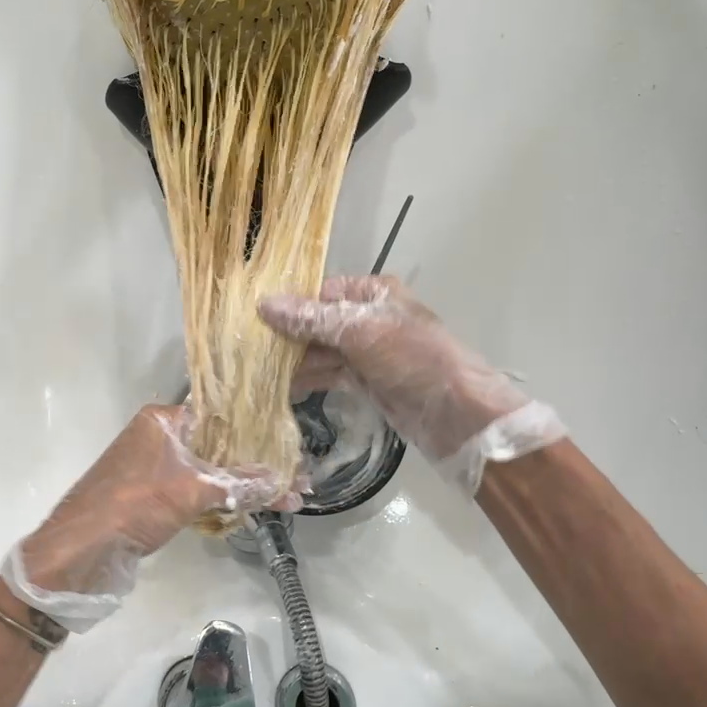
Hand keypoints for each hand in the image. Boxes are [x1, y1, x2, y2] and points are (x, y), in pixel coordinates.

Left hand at [0, 404, 292, 632]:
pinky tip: (257, 509)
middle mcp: (159, 437)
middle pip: (219, 443)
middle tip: (299, 479)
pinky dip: (224, 500)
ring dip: (246, 485)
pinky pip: (198, 492)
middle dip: (259, 463)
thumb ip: (239, 483)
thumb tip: (286, 482)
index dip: (258, 429)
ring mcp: (157, 469)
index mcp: (162, 420)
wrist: (78, 552)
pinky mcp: (155, 498)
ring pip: (211, 470)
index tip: (292, 444)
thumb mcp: (190, 491)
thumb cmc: (132, 506)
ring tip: (290, 499)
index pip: (220, 413)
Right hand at [258, 275, 566, 492]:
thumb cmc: (414, 360)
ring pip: (319, 350)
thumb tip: (264, 304)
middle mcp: (368, 317)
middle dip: (286, 335)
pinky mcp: (367, 380)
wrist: (459, 415)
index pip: (319, 291)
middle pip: (316, 321)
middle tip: (247, 348)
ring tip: (256, 371)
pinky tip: (281, 387)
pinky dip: (308, 379)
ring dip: (293, 361)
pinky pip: (328, 373)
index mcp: (372, 293)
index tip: (251, 318)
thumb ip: (312, 319)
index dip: (288, 305)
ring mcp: (367, 351)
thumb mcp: (361, 333)